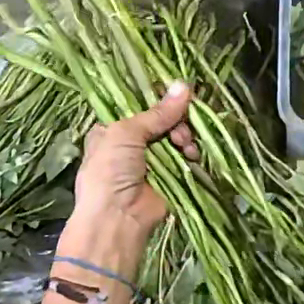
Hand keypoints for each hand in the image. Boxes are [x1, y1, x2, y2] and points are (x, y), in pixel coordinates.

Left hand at [72, 83, 199, 236]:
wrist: (117, 218)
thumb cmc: (110, 170)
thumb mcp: (126, 133)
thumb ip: (156, 113)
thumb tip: (184, 85)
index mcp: (111, 130)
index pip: (138, 107)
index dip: (157, 100)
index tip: (177, 93)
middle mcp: (130, 144)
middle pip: (160, 122)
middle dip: (174, 121)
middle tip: (179, 131)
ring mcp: (149, 162)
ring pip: (174, 138)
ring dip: (183, 137)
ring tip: (185, 145)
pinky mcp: (167, 178)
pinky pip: (183, 158)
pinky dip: (190, 154)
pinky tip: (193, 155)